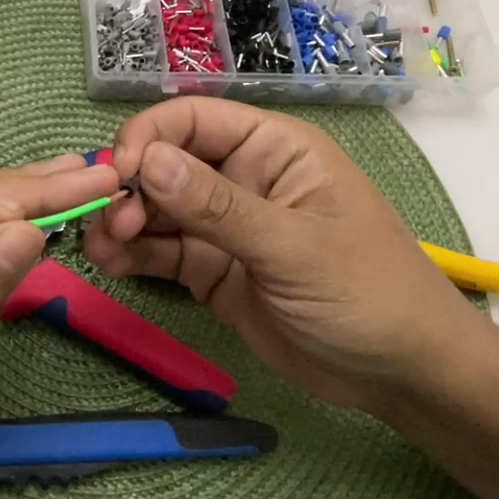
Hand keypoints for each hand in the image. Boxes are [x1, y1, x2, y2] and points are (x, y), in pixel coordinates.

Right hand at [83, 97, 486, 413]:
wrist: (400, 377)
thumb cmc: (368, 294)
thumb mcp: (294, 248)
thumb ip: (218, 207)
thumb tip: (147, 162)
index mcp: (273, 150)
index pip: (194, 121)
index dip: (150, 137)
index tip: (118, 172)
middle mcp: (240, 178)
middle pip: (165, 164)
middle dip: (129, 187)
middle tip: (108, 224)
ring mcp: (222, 227)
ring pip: (154, 209)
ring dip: (121, 222)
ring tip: (99, 248)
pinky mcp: (209, 269)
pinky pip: (160, 251)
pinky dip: (130, 255)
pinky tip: (110, 265)